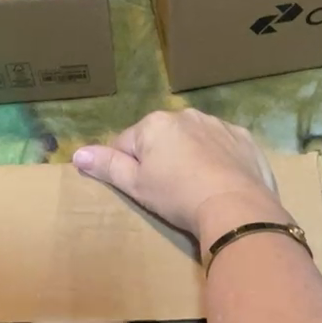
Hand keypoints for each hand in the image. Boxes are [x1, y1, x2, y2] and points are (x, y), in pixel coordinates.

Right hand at [73, 110, 288, 243]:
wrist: (235, 207)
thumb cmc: (178, 196)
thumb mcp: (136, 186)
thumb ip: (107, 166)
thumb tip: (77, 153)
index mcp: (155, 123)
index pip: (126, 144)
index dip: (127, 168)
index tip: (142, 189)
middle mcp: (186, 115)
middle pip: (161, 139)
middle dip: (161, 159)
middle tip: (169, 191)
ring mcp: (218, 124)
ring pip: (193, 140)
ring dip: (190, 157)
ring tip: (196, 188)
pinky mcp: (244, 139)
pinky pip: (223, 146)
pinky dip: (219, 159)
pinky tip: (221, 182)